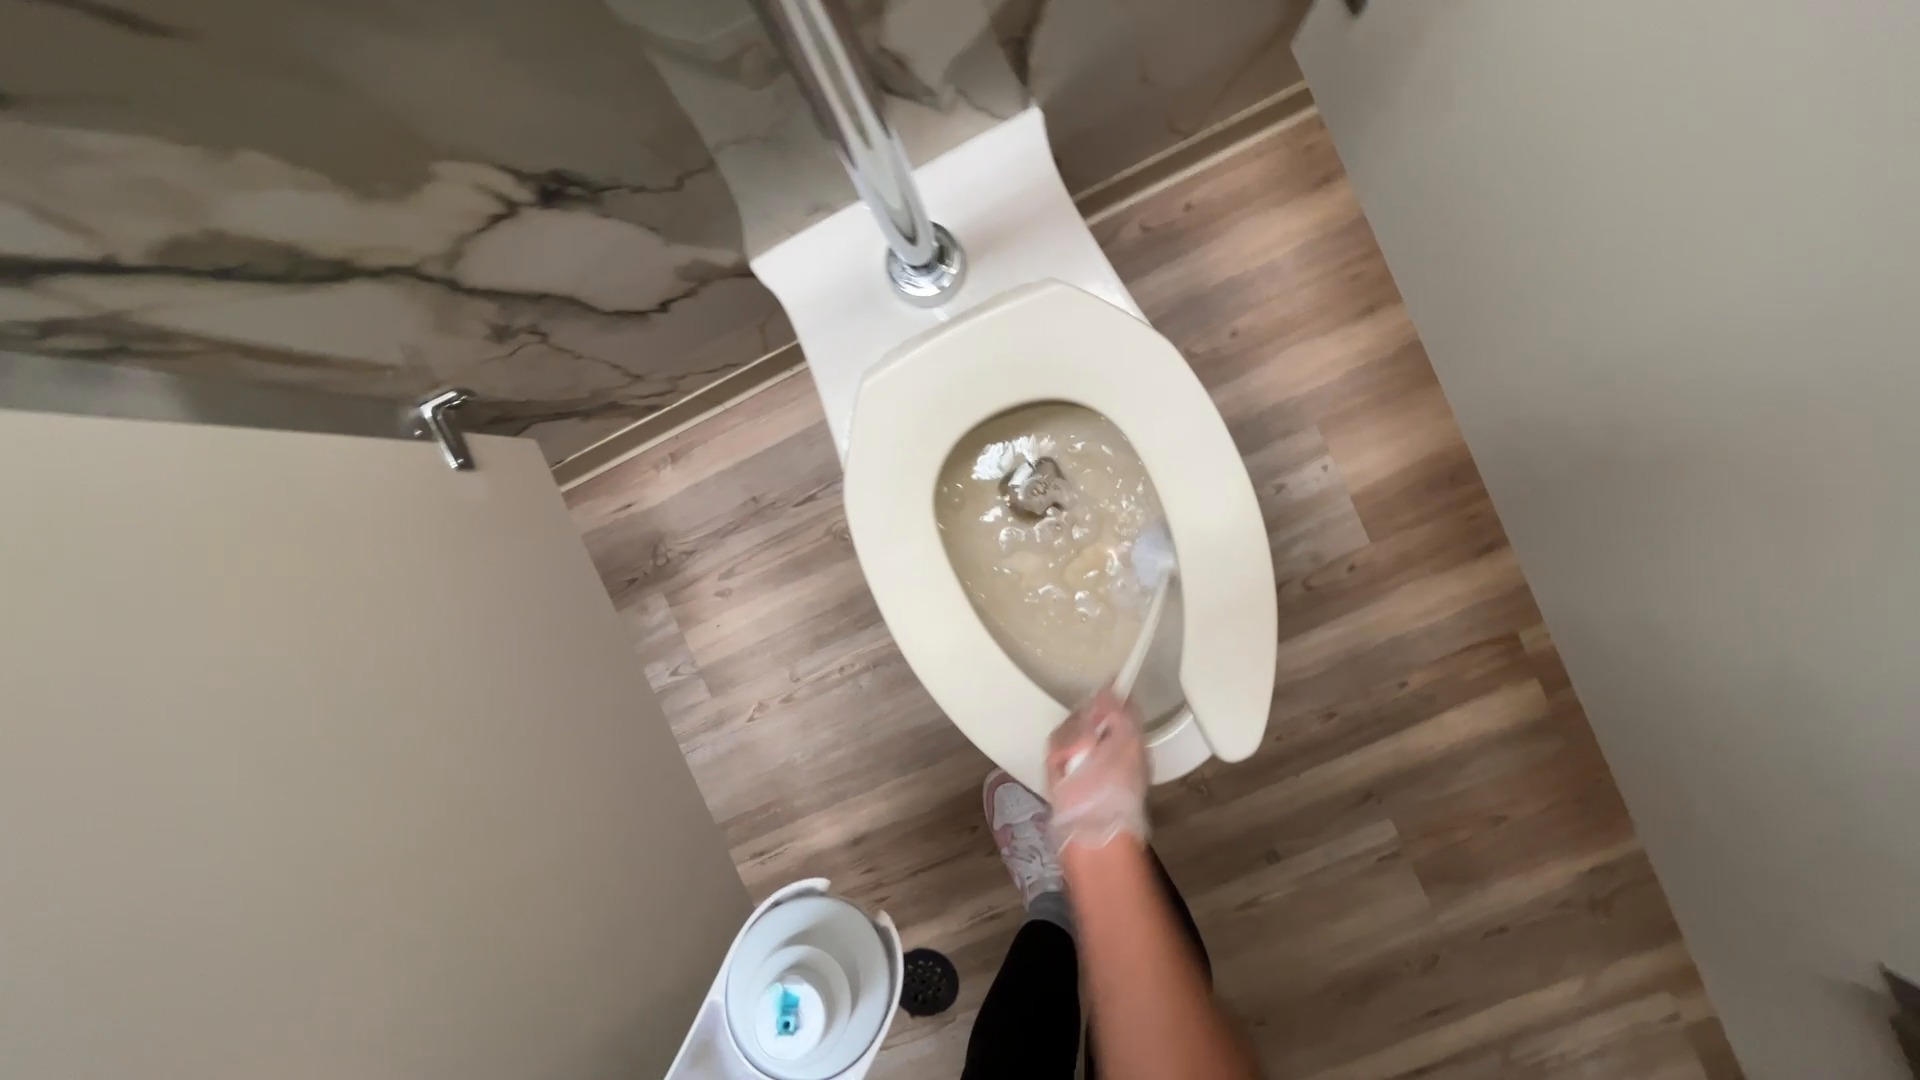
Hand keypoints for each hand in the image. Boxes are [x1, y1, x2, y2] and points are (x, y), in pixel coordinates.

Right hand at [1045, 687, 1150, 850]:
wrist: (1090, 833)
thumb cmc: (1115, 792)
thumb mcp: (1127, 747)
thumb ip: (1121, 714)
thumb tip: (1113, 686)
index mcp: (1128, 740)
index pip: (1116, 706)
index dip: (1108, 696)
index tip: (1100, 692)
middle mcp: (1105, 745)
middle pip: (1089, 712)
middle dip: (1085, 721)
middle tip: (1088, 739)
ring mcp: (1081, 757)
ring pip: (1069, 726)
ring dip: (1071, 739)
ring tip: (1075, 759)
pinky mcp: (1059, 767)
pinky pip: (1054, 745)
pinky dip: (1058, 753)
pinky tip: (1062, 767)